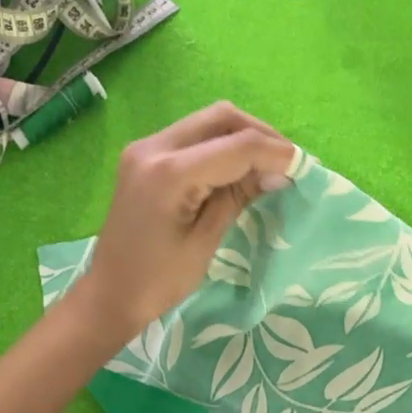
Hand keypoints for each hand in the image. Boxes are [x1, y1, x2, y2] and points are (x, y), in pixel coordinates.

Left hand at [75, 102, 296, 334]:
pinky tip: (236, 169)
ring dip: (240, 137)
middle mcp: (154, 147)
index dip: (274, 153)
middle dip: (259, 134)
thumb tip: (277, 171)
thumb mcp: (205, 241)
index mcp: (170, 173)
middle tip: (286, 162)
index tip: (302, 168)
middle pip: (221, 118)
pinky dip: (218, 146)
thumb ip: (238, 197)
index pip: (236, 146)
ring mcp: (144, 148)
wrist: (109, 294)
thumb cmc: (158, 281)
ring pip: (206, 122)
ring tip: (266, 165)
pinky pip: (190, 137)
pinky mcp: (142, 157)